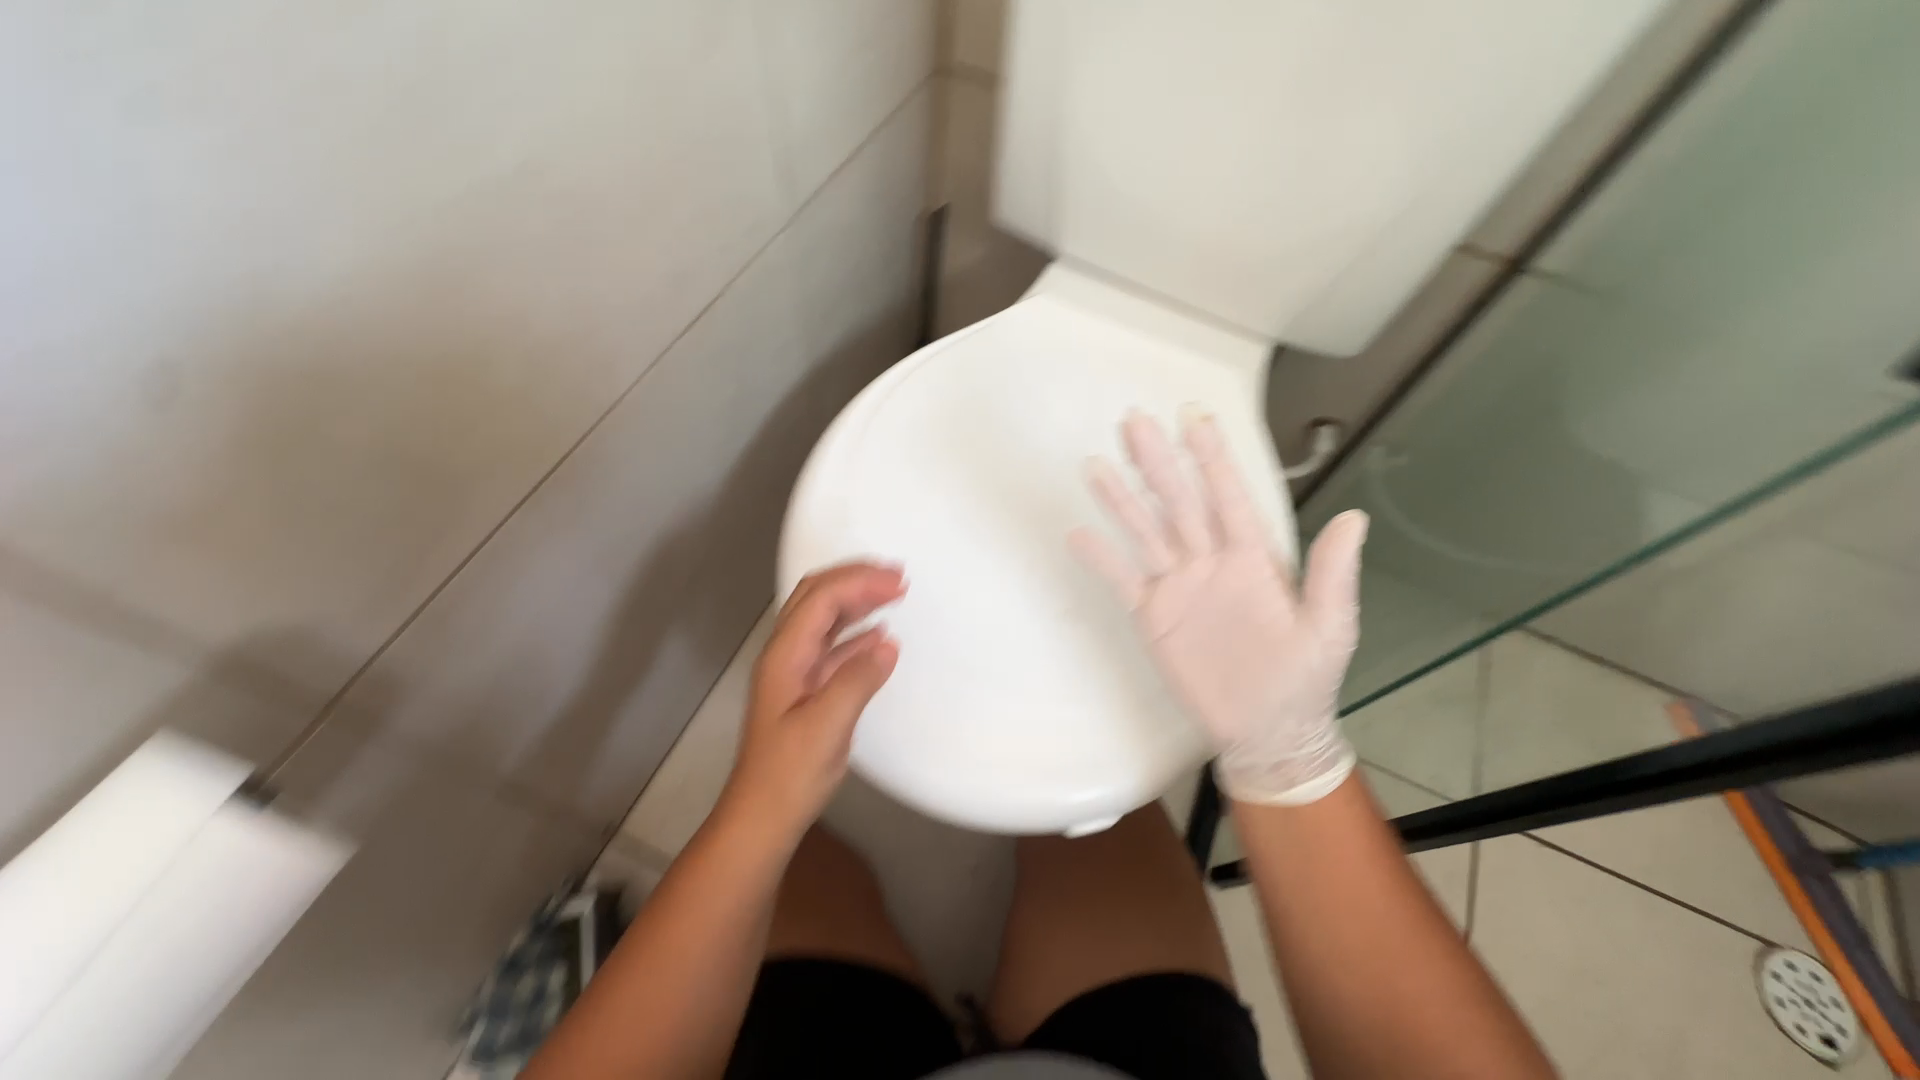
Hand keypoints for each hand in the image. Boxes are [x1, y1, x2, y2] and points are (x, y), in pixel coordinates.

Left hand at [722, 562, 904, 836]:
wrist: (762, 816)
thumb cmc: (789, 774)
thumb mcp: (826, 727)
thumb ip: (857, 681)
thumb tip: (888, 644)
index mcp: (785, 656)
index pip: (822, 599)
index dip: (859, 581)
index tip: (899, 582)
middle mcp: (786, 655)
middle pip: (817, 598)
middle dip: (855, 579)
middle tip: (897, 577)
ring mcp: (794, 672)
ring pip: (824, 620)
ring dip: (857, 601)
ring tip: (892, 594)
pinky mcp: (806, 691)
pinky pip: (832, 648)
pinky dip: (857, 634)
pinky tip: (879, 638)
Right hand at [1069, 411, 1367, 805]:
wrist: (1266, 730)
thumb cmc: (1305, 677)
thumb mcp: (1329, 628)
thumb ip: (1332, 575)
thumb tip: (1355, 518)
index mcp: (1253, 557)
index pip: (1228, 497)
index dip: (1211, 458)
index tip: (1194, 418)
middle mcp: (1210, 560)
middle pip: (1178, 504)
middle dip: (1157, 463)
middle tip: (1133, 422)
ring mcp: (1178, 586)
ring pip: (1145, 532)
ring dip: (1121, 499)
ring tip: (1094, 464)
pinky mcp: (1152, 616)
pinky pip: (1122, 581)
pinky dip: (1101, 559)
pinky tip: (1078, 534)